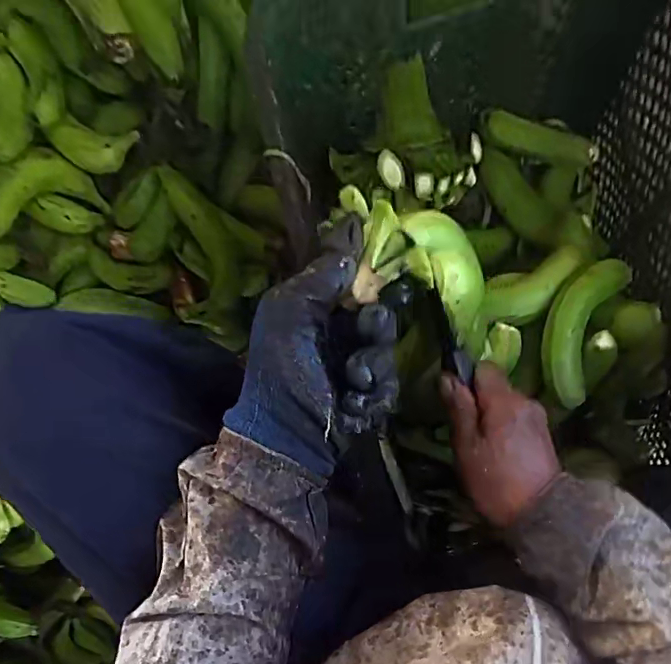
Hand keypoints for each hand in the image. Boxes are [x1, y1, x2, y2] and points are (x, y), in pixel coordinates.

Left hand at [222, 219, 397, 475]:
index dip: (370, 281)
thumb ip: (322, 272)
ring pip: (388, 353)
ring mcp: (358, 369)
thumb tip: (352, 225)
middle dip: (376, 326)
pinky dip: (372, 395)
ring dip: (371, 365)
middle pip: (381, 317)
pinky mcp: (371, 400)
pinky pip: (390, 386)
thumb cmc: (281, 367)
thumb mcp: (291, 309)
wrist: (287, 430)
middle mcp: (341, 337)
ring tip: (351, 381)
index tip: (376, 278)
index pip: (357, 286)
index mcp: (320, 311)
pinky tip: (352, 404)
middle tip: (366, 330)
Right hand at [442, 363, 560, 528]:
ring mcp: (538, 417)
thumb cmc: (495, 482)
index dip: (467, 379)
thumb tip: (448, 376)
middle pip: (496, 387)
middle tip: (465, 432)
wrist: (540, 513)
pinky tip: (500, 451)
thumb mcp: (467, 448)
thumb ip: (459, 409)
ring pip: (507, 404)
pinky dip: (506, 428)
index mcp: (505, 400)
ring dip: (493, 417)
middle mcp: (526, 400)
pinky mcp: (543, 433)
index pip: (484, 367)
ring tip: (482, 446)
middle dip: (479, 402)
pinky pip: (518, 419)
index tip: (456, 402)